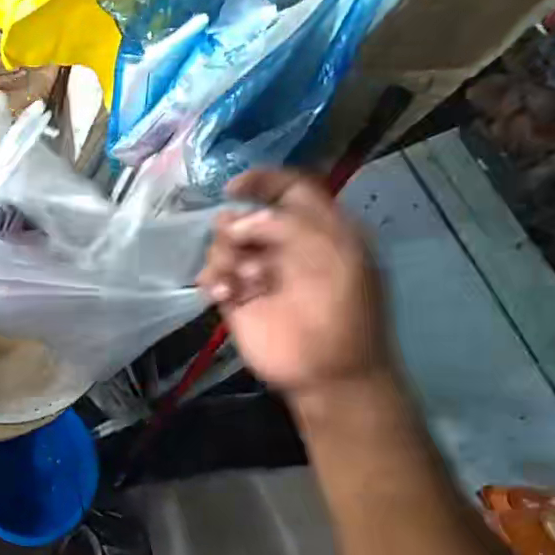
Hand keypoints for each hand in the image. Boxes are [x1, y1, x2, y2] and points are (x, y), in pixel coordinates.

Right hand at [196, 168, 391, 400]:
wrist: (331, 373)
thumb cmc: (344, 311)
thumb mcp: (336, 254)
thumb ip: (292, 224)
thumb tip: (244, 220)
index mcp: (317, 229)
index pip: (287, 189)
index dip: (262, 181)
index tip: (235, 188)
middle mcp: (285, 245)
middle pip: (246, 214)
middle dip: (239, 223)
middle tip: (243, 242)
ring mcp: (258, 272)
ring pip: (224, 241)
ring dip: (228, 253)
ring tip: (247, 280)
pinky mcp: (236, 300)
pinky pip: (211, 274)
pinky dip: (213, 277)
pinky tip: (224, 294)